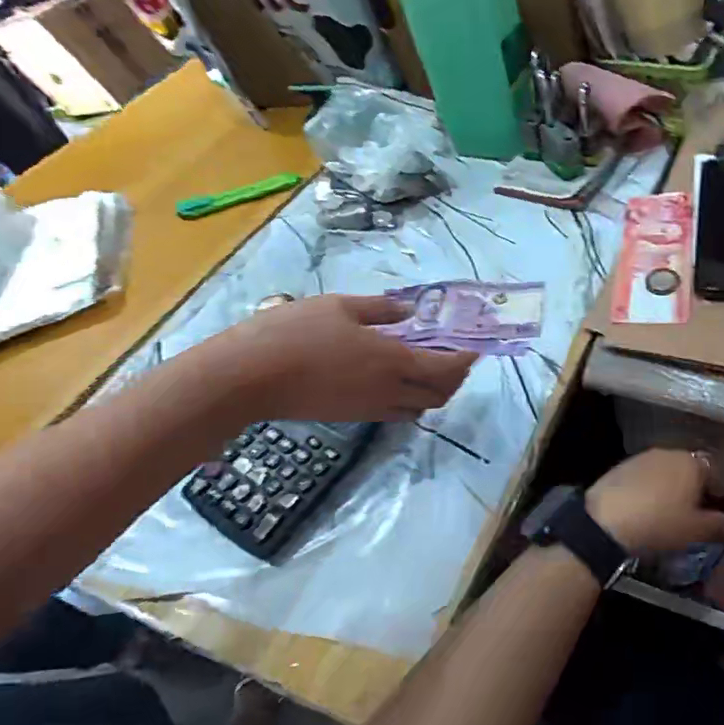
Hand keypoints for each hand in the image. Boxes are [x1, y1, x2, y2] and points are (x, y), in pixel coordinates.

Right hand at [204, 294, 478, 422]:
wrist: (250, 378)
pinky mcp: (355, 417)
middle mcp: (392, 390)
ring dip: (434, 392)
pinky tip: (397, 382)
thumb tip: (409, 312)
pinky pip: (397, 414)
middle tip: (453, 356)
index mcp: (394, 360)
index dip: (466, 359)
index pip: (448, 367)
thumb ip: (381, 309)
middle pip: (441, 394)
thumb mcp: (340, 307)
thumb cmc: (295, 333)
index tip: (473, 345)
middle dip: (455, 378)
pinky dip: (410, 401)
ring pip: (421, 408)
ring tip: (428, 369)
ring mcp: (374, 408)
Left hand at [586, 449, 723, 554]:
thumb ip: (717, 525)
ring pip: (663, 470)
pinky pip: (642, 476)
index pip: (712, 468)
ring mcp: (640, 458)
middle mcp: (667, 453)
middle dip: (692, 484)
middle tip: (692, 509)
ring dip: (668, 485)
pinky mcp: (618, 467)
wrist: (605, 522)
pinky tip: (643, 506)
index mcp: (691, 463)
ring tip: (666, 509)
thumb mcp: (694, 530)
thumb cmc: (659, 523)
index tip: (716, 504)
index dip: (716, 487)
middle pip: (687, 466)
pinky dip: (647, 487)